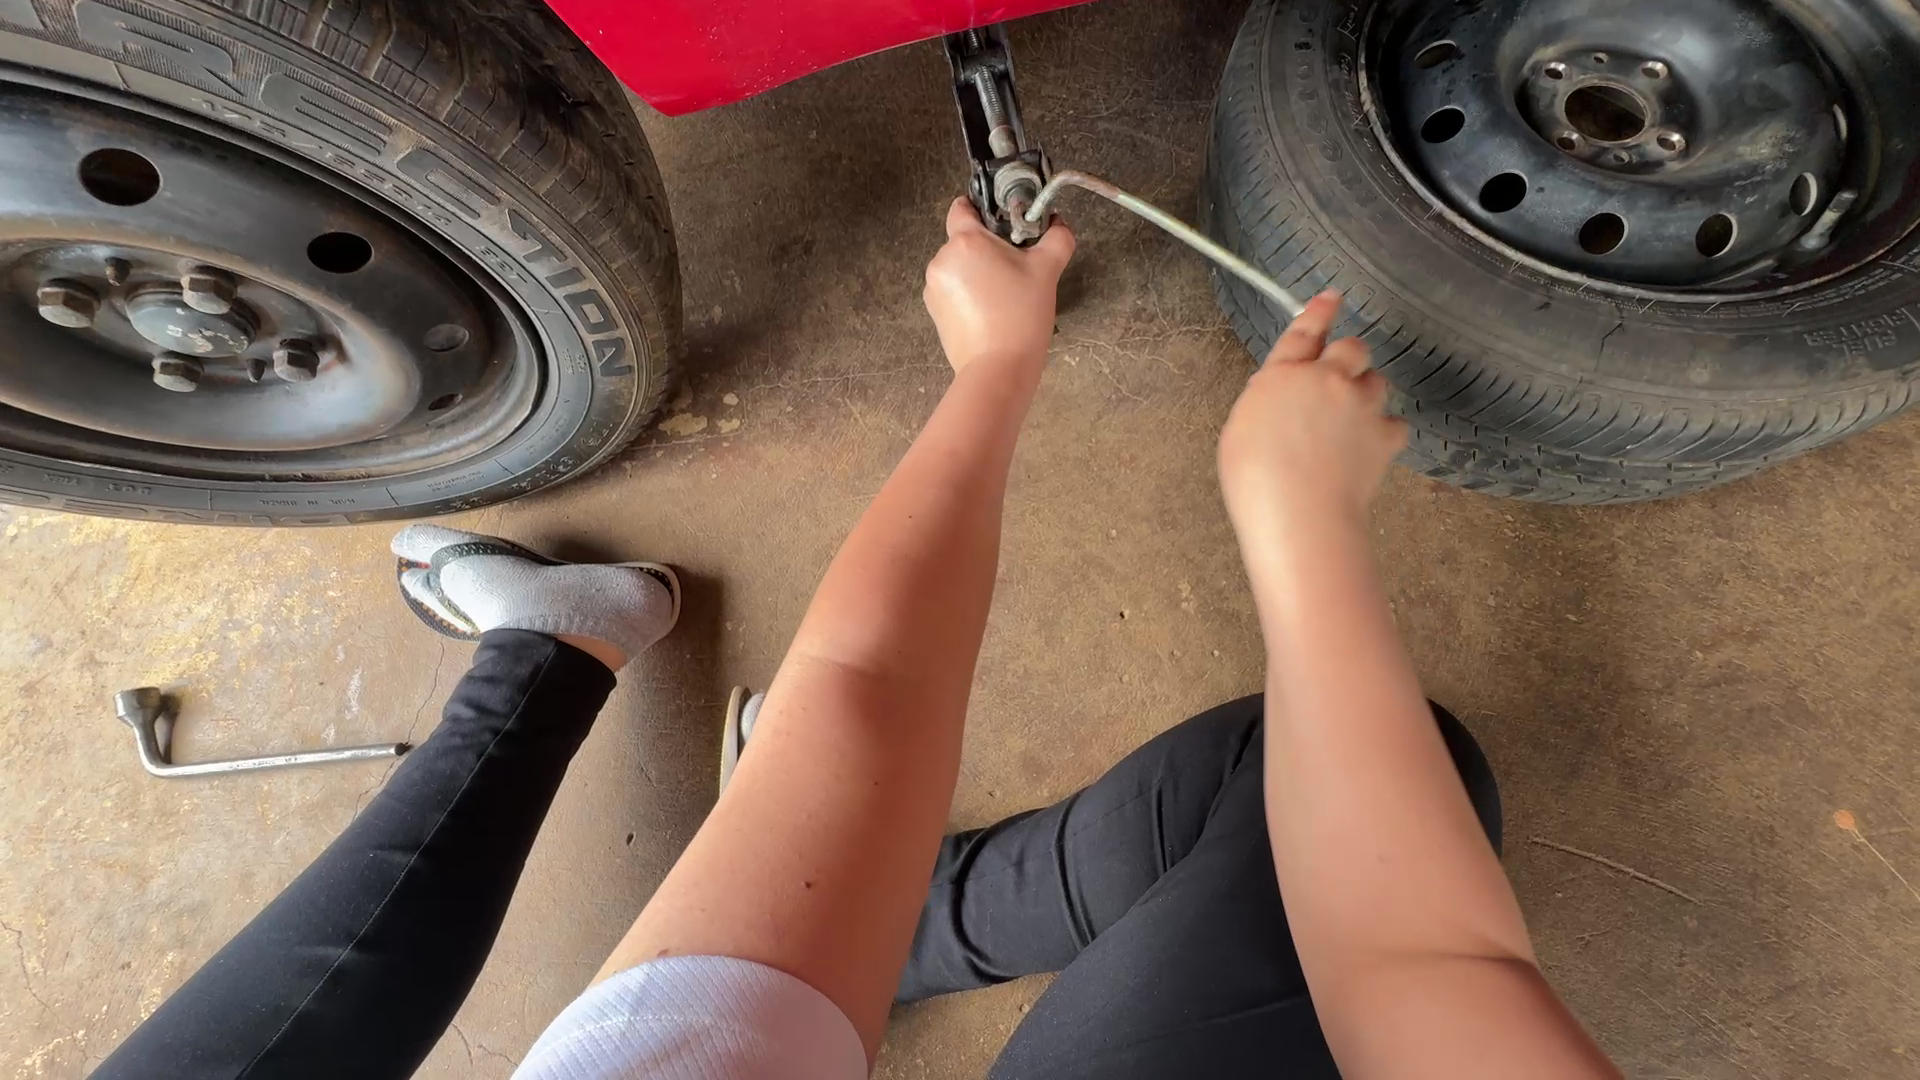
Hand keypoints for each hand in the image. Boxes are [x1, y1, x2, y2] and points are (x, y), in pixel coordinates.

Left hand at [923, 197, 1074, 373]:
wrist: (999, 369)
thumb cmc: (1020, 317)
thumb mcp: (1047, 271)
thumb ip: (1057, 238)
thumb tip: (1058, 224)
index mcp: (965, 241)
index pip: (961, 207)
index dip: (981, 210)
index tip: (1001, 224)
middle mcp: (941, 261)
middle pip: (963, 242)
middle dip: (986, 250)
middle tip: (1013, 271)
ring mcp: (934, 290)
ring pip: (958, 269)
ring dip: (976, 275)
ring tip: (1002, 298)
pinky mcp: (934, 314)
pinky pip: (952, 294)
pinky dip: (968, 297)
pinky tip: (989, 314)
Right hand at [1218, 291, 1405, 537]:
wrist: (1298, 513)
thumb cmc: (1256, 480)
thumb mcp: (1239, 430)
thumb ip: (1266, 400)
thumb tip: (1283, 396)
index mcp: (1282, 376)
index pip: (1304, 332)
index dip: (1318, 311)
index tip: (1331, 297)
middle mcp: (1326, 380)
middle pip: (1352, 348)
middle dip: (1347, 359)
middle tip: (1336, 380)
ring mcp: (1360, 405)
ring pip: (1376, 383)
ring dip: (1363, 394)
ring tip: (1343, 426)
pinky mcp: (1385, 434)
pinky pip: (1391, 423)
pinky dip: (1380, 433)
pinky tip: (1361, 451)